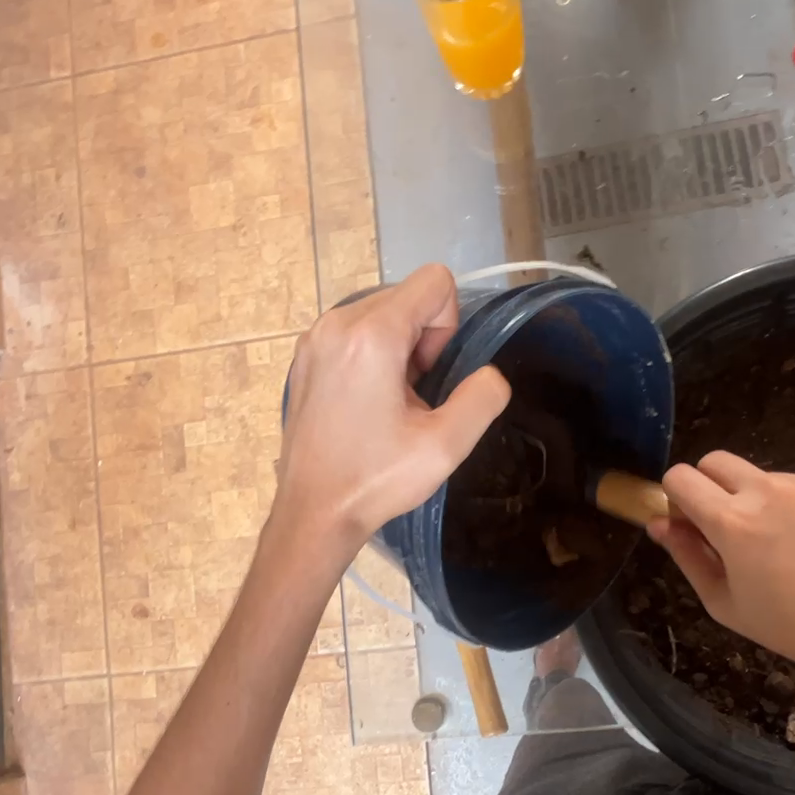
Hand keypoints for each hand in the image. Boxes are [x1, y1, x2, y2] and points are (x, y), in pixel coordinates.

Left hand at [276, 265, 510, 555]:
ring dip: (399, 348)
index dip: (448, 327)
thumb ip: (482, 398)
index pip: (434, 282)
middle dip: (423, 339)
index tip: (430, 377)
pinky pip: (355, 332)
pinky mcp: (305, 356)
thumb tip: (489, 375)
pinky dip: (372, 356)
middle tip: (411, 398)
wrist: (314, 512)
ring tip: (389, 403)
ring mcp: (315, 338)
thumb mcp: (446, 446)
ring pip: (382, 313)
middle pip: (407, 296)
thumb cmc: (377, 480)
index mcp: (372, 335)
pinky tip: (366, 403)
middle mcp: (337, 322)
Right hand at [647, 451, 794, 686]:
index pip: (680, 477)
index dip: (675, 496)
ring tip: (781, 545)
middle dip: (709, 486)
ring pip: (759, 475)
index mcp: (731, 522)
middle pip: (715, 460)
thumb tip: (658, 523)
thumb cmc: (789, 627)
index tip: (688, 522)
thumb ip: (686, 556)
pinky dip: (792, 505)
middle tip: (727, 528)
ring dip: (755, 499)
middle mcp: (766, 490)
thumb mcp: (723, 602)